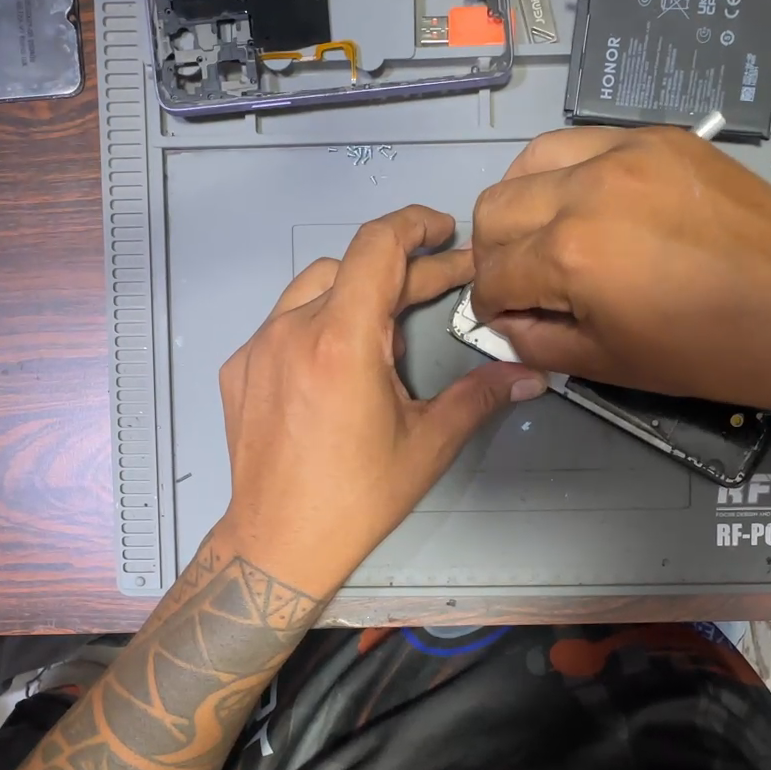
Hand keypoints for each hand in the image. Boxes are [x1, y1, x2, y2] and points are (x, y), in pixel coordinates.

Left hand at [216, 205, 546, 595]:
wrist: (278, 543)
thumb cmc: (357, 498)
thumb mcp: (427, 444)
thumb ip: (479, 396)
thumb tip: (531, 374)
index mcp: (342, 340)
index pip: (377, 247)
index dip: (415, 225)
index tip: (443, 231)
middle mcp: (292, 329)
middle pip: (351, 268)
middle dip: (403, 272)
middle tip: (443, 289)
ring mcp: (258, 347)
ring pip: (312, 289)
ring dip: (357, 293)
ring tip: (388, 329)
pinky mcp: (239, 369)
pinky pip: (282, 323)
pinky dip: (318, 324)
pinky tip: (337, 363)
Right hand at [470, 126, 770, 413]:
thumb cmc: (704, 353)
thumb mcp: (605, 364)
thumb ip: (534, 341)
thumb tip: (504, 320)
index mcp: (570, 255)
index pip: (491, 272)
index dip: (488, 304)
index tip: (506, 316)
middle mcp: (587, 189)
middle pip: (495, 206)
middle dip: (495, 251)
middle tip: (523, 279)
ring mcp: (628, 150)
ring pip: (531, 160)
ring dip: (524, 203)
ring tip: (550, 235)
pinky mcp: (663, 137)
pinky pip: (586, 141)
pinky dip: (571, 175)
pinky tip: (596, 207)